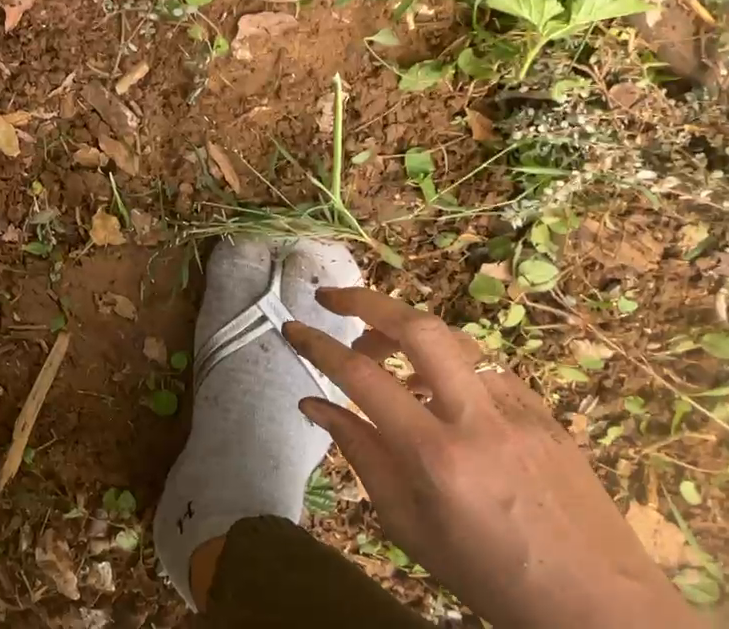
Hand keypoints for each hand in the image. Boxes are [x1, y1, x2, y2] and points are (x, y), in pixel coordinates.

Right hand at [285, 288, 701, 628]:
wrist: (605, 611)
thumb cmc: (488, 574)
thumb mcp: (407, 523)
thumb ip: (360, 454)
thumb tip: (314, 404)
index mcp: (436, 455)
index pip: (361, 376)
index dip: (318, 344)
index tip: (291, 327)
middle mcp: (480, 422)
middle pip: (421, 330)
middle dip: (367, 302)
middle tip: (331, 299)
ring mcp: (523, 416)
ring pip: (457, 343)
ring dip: (407, 335)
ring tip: (380, 354)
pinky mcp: (550, 420)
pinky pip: (488, 373)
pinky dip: (450, 370)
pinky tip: (440, 396)